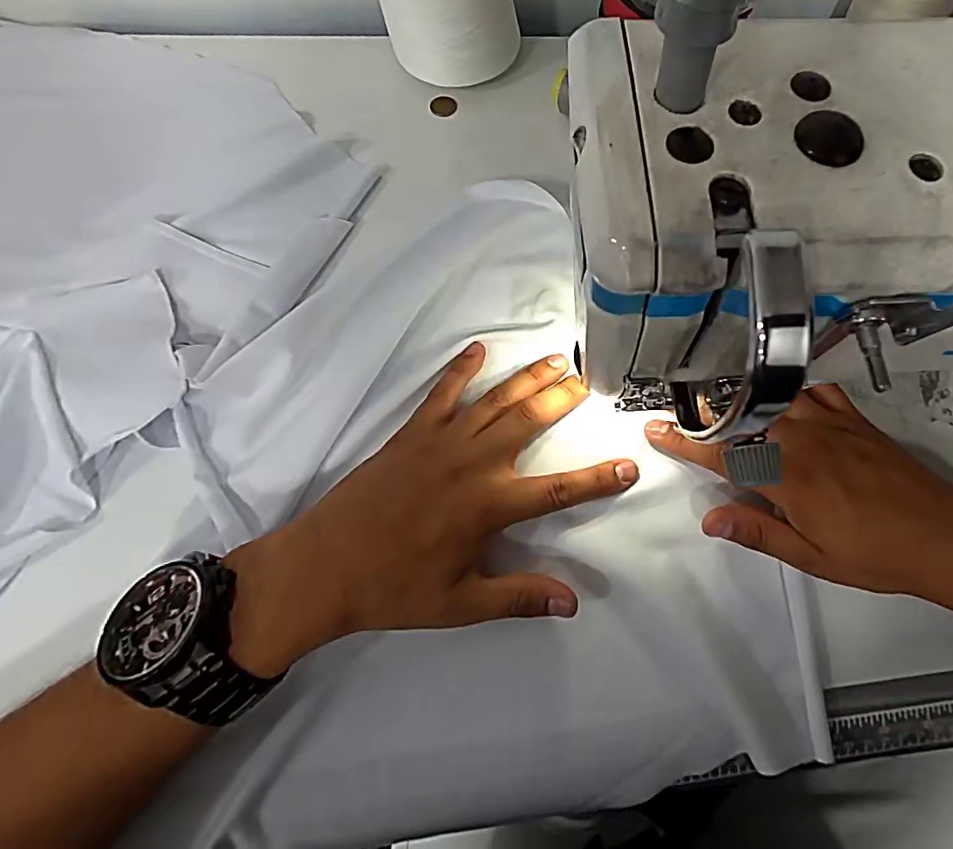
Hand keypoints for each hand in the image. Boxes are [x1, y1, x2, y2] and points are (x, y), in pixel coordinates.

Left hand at [225, 343, 637, 674]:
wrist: (324, 566)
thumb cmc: (394, 588)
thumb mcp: (461, 604)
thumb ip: (518, 597)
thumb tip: (571, 602)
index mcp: (488, 506)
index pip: (557, 490)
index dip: (598, 480)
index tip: (628, 466)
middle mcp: (472, 464)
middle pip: (529, 421)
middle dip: (563, 399)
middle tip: (588, 382)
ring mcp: (440, 442)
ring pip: (494, 400)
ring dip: (527, 378)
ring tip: (555, 360)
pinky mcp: (411, 433)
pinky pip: (441, 393)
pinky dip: (461, 368)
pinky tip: (478, 348)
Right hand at [645, 384, 952, 617]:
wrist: (946, 538)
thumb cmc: (882, 553)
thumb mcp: (812, 556)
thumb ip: (759, 532)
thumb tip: (715, 520)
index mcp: (789, 476)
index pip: (723, 453)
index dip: (685, 442)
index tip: (660, 430)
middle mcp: (805, 441)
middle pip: (744, 417)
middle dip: (712, 420)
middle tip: (695, 426)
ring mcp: (832, 425)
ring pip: (775, 400)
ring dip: (749, 405)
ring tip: (737, 418)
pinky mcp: (856, 421)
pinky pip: (817, 392)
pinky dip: (798, 394)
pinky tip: (795, 408)